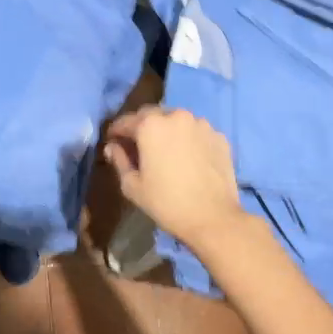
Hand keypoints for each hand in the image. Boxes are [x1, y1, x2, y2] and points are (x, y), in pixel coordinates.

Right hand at [102, 106, 243, 246]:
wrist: (213, 218)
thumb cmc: (166, 202)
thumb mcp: (132, 186)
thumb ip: (119, 161)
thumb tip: (113, 147)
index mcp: (150, 125)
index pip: (125, 121)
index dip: (116, 132)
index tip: (113, 141)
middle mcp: (176, 116)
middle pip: (152, 115)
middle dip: (142, 127)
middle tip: (138, 145)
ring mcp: (201, 124)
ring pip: (177, 121)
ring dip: (167, 131)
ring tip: (166, 151)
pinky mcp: (220, 137)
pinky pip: (197, 132)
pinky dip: (189, 139)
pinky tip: (189, 158)